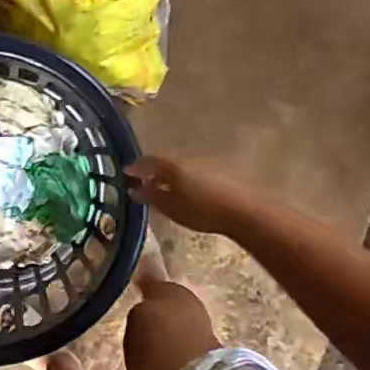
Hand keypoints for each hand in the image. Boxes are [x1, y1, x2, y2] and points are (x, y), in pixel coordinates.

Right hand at [124, 156, 245, 234]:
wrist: (242, 211)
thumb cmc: (202, 211)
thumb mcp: (171, 208)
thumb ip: (151, 196)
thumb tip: (134, 189)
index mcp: (172, 165)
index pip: (147, 161)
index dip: (135, 167)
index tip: (126, 174)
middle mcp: (187, 158)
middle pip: (164, 162)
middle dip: (152, 171)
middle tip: (143, 184)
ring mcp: (205, 162)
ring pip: (180, 166)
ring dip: (170, 176)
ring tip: (164, 190)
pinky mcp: (220, 171)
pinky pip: (193, 171)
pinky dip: (184, 179)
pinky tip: (186, 192)